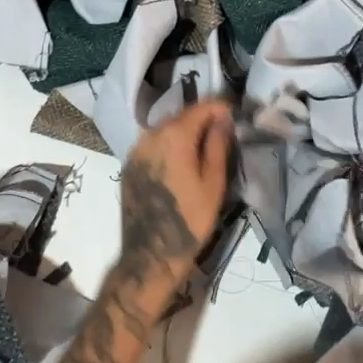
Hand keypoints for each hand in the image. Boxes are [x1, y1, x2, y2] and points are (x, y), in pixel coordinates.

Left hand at [114, 101, 233, 297]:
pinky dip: (168, 144)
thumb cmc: (190, 220)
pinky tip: (180, 160)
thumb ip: (218, 145)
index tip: (234, 113)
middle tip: (221, 130)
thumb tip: (223, 119)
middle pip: (181, 115)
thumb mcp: (213, 183)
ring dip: (184, 131)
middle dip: (201, 118)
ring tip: (202, 145)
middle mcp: (151, 135)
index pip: (200, 108)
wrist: (151, 255)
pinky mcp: (129, 165)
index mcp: (174, 136)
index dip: (219, 107)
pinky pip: (152, 144)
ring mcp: (136, 150)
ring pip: (164, 129)